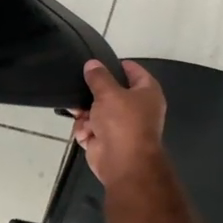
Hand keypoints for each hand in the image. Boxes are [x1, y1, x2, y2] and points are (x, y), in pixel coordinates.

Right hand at [71, 60, 166, 189]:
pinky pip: (91, 127)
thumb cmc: (122, 121)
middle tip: (78, 84)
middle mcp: (136, 108)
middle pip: (111, 92)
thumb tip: (92, 63)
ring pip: (96, 110)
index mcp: (146, 93)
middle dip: (93, 92)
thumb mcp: (108, 92)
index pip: (133, 71)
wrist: (122, 161)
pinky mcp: (106, 139)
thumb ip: (98, 76)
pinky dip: (86, 129)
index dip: (116, 64)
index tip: (97, 61)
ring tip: (75, 109)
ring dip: (85, 112)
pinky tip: (84, 131)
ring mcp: (121, 125)